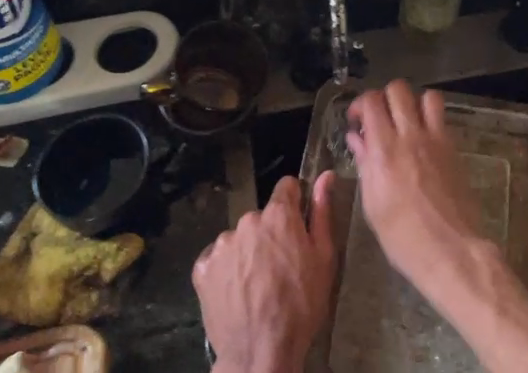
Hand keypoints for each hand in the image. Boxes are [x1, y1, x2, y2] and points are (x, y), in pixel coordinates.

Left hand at [193, 173, 337, 372]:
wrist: (260, 352)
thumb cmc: (301, 305)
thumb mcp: (324, 259)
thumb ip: (322, 212)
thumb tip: (325, 176)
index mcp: (278, 215)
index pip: (287, 188)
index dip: (295, 204)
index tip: (298, 226)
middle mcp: (247, 220)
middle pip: (262, 218)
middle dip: (270, 234)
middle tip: (280, 267)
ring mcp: (221, 244)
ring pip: (239, 238)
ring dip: (247, 252)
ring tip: (257, 284)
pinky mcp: (202, 268)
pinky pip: (217, 259)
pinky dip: (226, 270)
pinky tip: (236, 291)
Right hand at [346, 81, 495, 302]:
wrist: (450, 250)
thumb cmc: (403, 238)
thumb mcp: (373, 205)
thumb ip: (364, 165)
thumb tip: (357, 139)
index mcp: (384, 151)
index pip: (372, 102)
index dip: (361, 104)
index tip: (358, 122)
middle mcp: (410, 136)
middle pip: (398, 89)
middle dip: (385, 97)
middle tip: (380, 119)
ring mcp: (435, 140)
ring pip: (426, 95)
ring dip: (412, 103)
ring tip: (405, 123)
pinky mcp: (453, 148)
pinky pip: (441, 117)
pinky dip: (430, 118)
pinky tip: (423, 139)